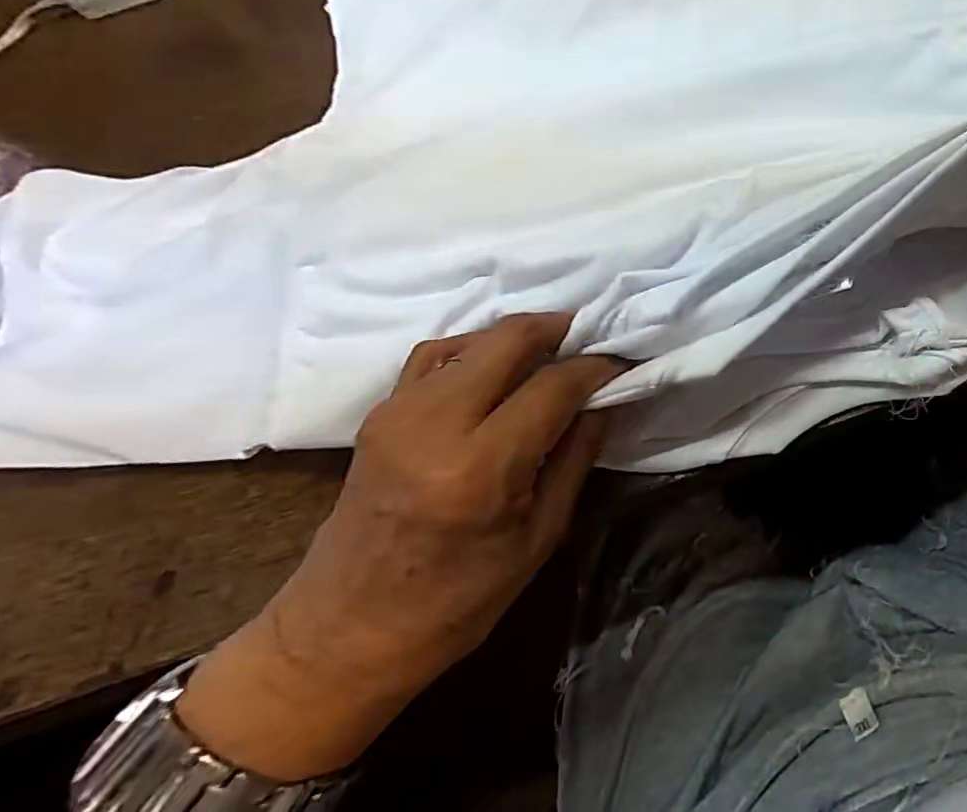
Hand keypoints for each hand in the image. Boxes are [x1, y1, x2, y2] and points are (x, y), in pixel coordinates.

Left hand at [175, 314, 625, 780]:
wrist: (342, 635)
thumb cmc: (459, 599)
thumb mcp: (542, 533)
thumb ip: (577, 454)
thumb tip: (607, 399)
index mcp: (479, 466)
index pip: (554, 384)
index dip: (597, 368)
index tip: (624, 367)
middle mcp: (433, 424)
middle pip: (511, 339)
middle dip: (563, 331)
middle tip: (596, 344)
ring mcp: (398, 412)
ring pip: (476, 339)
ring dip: (524, 338)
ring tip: (559, 355)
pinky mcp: (380, 414)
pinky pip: (438, 355)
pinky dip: (480, 348)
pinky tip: (504, 367)